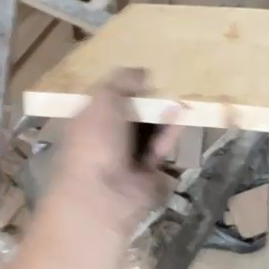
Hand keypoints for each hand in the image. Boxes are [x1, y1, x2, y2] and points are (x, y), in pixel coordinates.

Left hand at [45, 68, 177, 233]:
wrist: (102, 195)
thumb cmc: (94, 142)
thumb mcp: (102, 100)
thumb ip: (121, 82)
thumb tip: (142, 72)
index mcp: (87, 122)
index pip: (106, 100)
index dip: (124, 88)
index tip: (145, 76)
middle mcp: (106, 140)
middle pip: (130, 116)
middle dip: (147, 102)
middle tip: (167, 84)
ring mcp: (126, 159)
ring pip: (148, 132)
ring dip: (161, 116)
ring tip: (179, 97)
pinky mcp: (148, 174)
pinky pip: (160, 149)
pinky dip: (169, 134)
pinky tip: (180, 117)